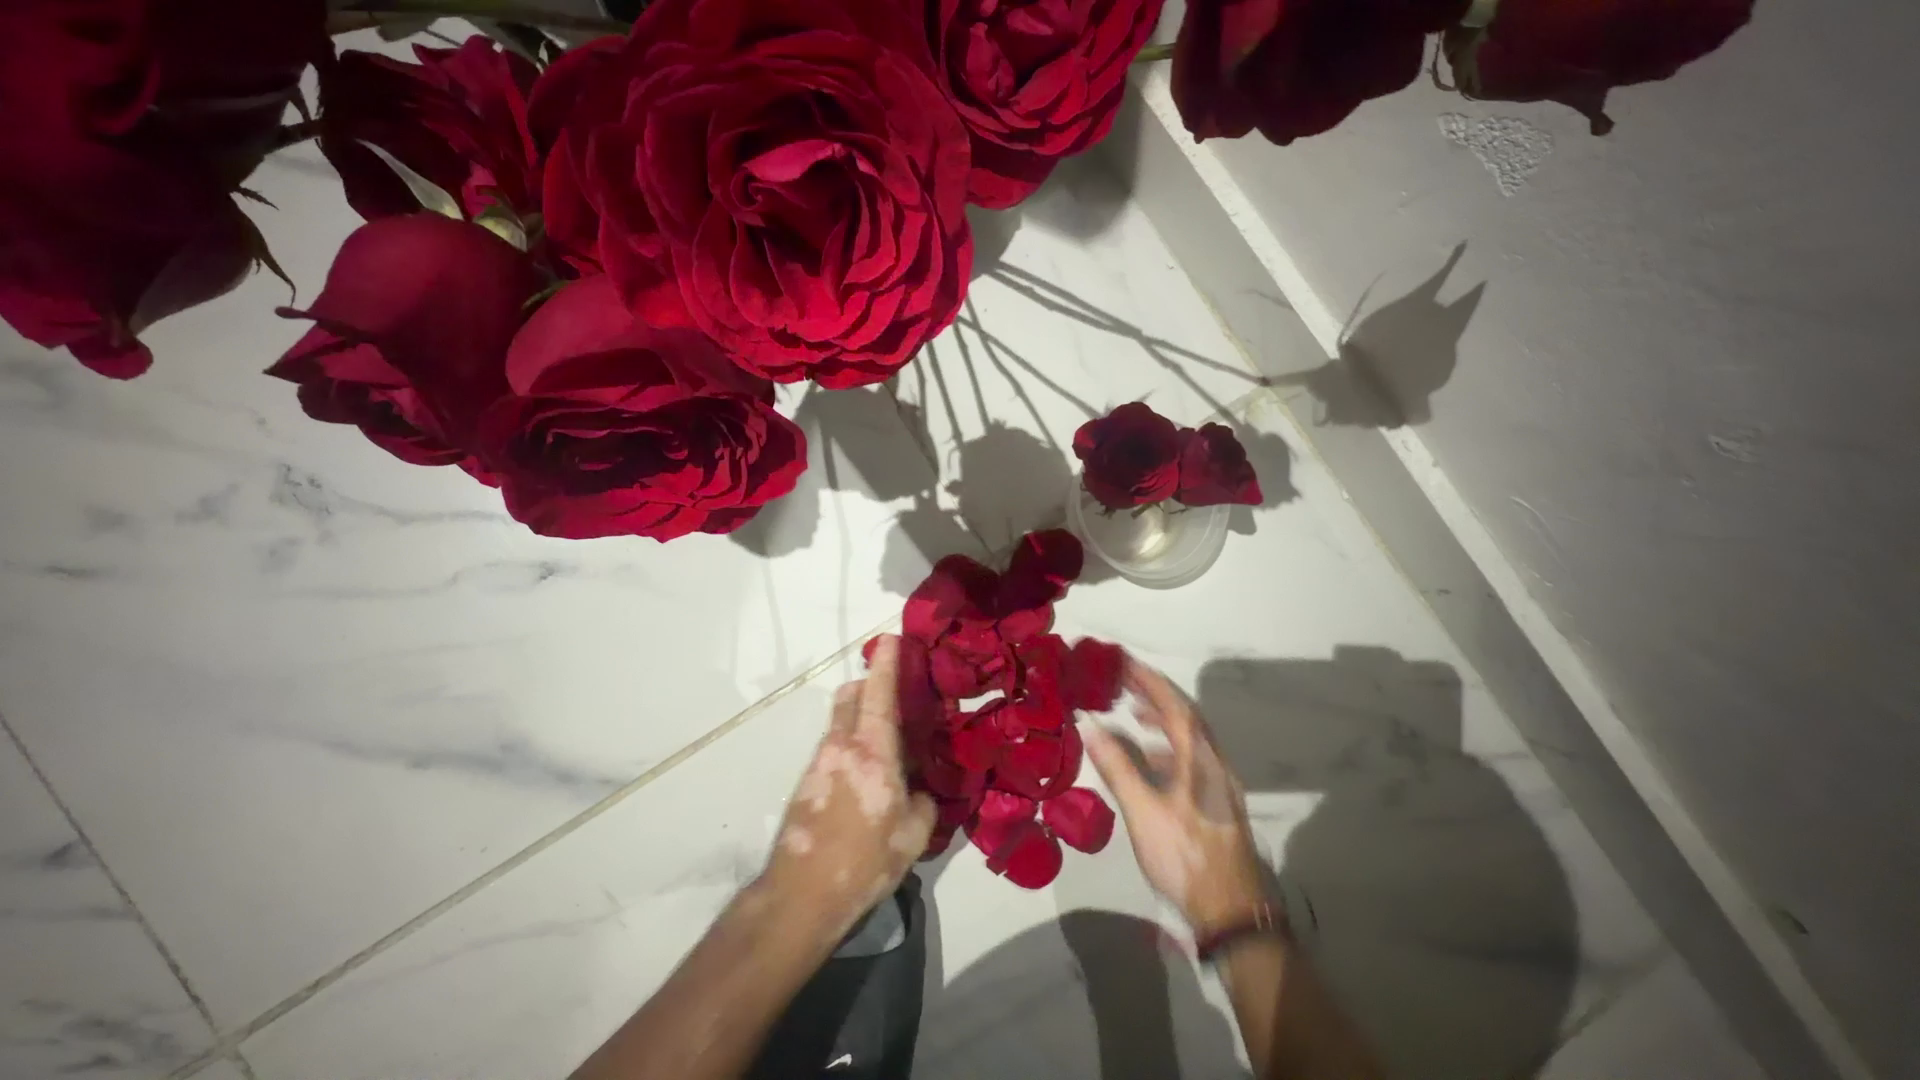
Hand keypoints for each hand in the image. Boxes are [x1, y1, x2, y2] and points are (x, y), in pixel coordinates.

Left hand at [763, 635, 937, 934]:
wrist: (800, 895)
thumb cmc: (865, 863)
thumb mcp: (913, 837)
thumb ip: (922, 804)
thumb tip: (918, 790)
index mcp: (872, 754)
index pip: (878, 694)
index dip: (885, 663)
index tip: (890, 638)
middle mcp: (841, 748)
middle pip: (850, 697)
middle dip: (868, 684)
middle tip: (893, 692)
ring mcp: (818, 764)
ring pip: (839, 723)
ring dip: (859, 718)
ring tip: (886, 742)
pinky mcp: (805, 784)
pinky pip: (833, 748)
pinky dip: (849, 745)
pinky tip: (865, 776)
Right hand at [1082, 659, 1267, 934]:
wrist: (1230, 908)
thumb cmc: (1184, 855)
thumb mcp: (1143, 811)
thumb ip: (1117, 766)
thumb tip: (1089, 724)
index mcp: (1200, 758)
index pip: (1173, 704)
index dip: (1147, 678)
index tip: (1121, 660)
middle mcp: (1214, 763)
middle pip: (1185, 716)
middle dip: (1154, 693)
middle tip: (1121, 680)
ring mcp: (1219, 784)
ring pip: (1189, 738)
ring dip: (1161, 719)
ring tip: (1132, 712)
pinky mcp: (1216, 803)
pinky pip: (1190, 759)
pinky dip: (1166, 747)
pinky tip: (1148, 759)